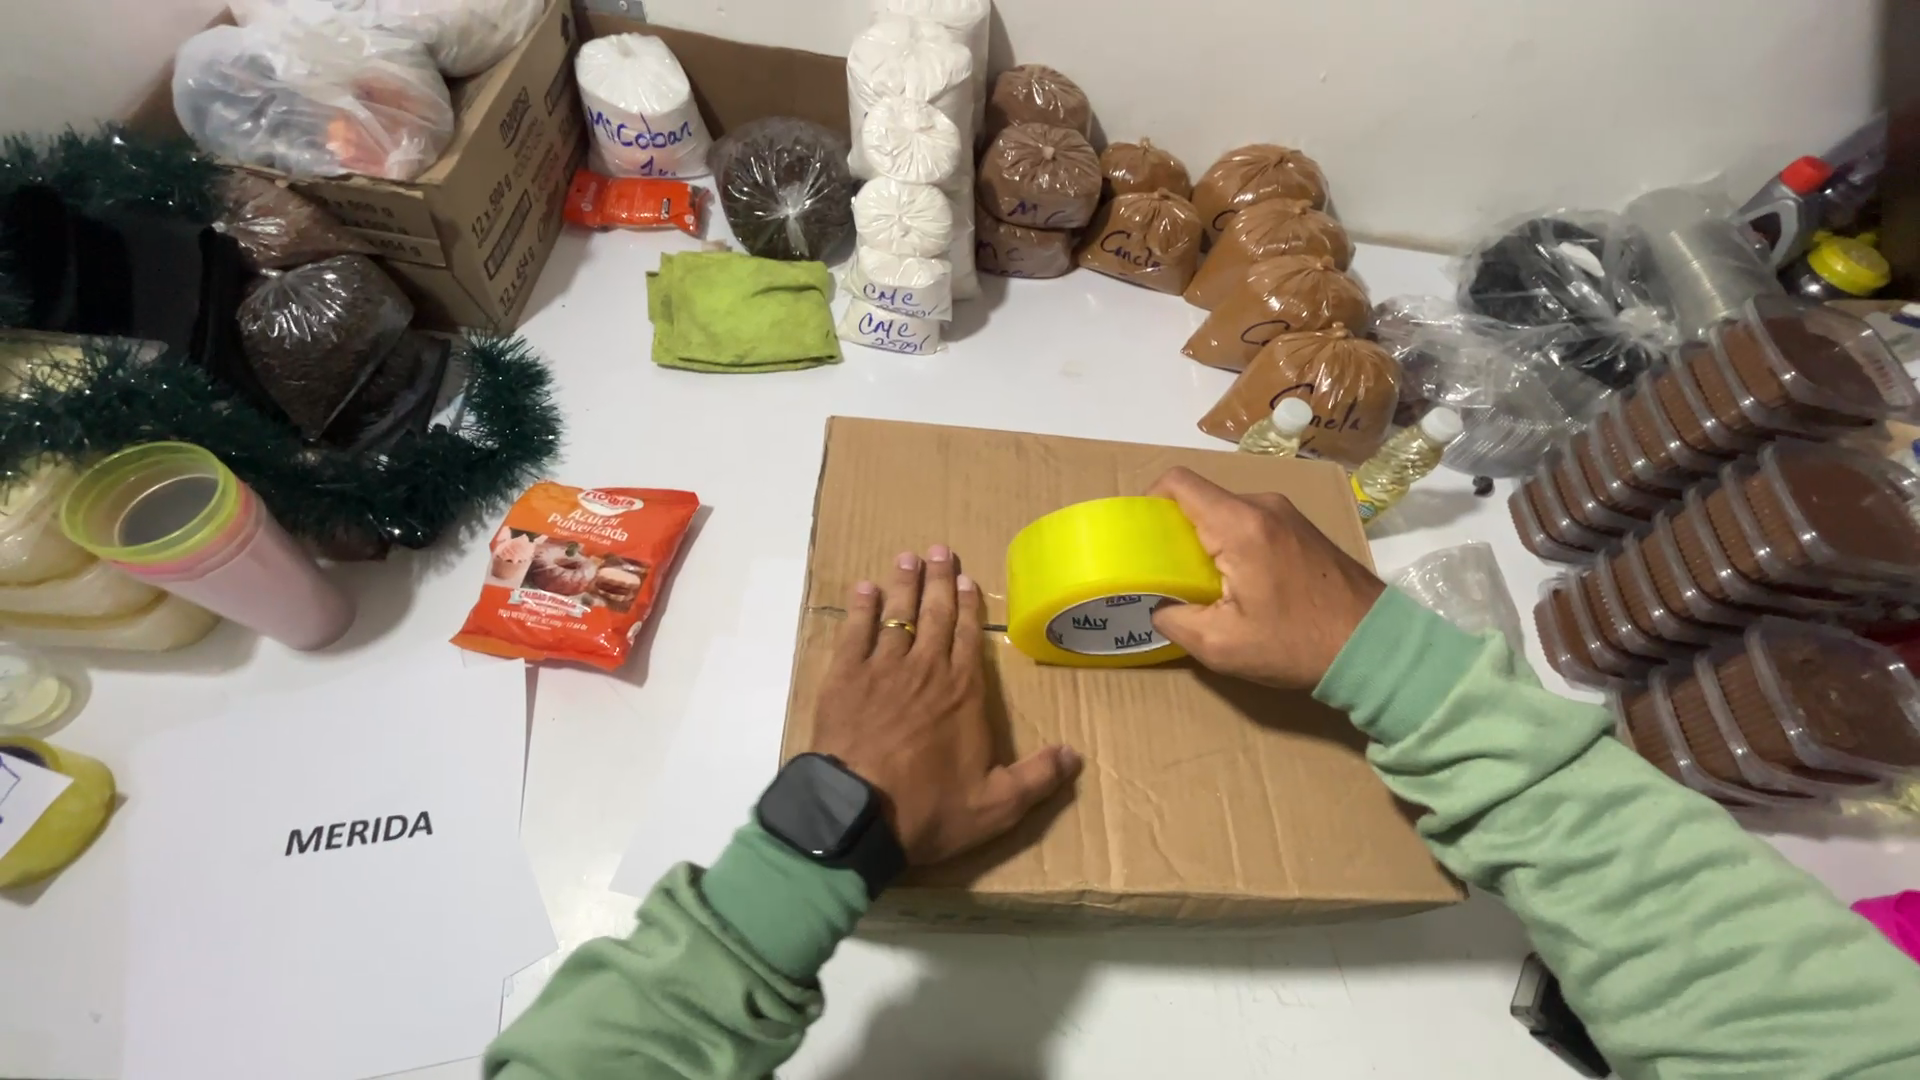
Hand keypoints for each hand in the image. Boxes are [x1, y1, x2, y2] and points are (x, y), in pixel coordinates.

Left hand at [808, 545, 1081, 865]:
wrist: (858, 816)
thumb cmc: (928, 809)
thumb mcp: (996, 805)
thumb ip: (1037, 777)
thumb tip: (1076, 756)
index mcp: (962, 691)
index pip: (969, 636)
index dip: (970, 606)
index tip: (968, 579)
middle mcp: (926, 669)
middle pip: (936, 614)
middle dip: (940, 580)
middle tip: (939, 550)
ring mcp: (882, 669)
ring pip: (897, 615)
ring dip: (904, 585)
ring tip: (906, 558)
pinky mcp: (844, 678)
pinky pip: (854, 633)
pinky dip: (860, 609)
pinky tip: (864, 589)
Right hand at [1147, 467, 1384, 688]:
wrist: (1379, 649)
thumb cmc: (1297, 644)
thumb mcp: (1221, 645)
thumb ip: (1175, 621)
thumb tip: (1159, 605)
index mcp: (1239, 525)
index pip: (1178, 483)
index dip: (1148, 501)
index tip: (1140, 537)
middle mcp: (1263, 506)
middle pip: (1201, 500)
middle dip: (1175, 531)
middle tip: (1167, 572)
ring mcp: (1287, 515)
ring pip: (1226, 513)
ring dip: (1206, 542)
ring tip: (1203, 584)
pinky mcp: (1303, 530)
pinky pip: (1251, 524)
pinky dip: (1232, 546)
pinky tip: (1238, 584)